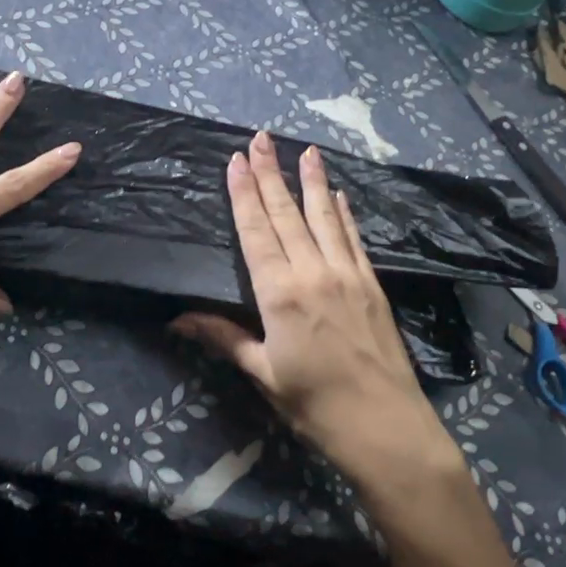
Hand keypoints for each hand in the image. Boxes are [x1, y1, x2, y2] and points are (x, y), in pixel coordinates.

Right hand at [172, 132, 459, 483]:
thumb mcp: (263, 375)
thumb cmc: (315, 406)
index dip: (243, 193)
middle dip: (271, 173)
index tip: (236, 159)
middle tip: (261, 137)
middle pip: (286, 214)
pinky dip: (344, 213)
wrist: (387, 429)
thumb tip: (178, 318)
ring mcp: (347, 275)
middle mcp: (313, 273)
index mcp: (280, 294)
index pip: (256, 231)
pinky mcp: (371, 285)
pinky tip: (338, 194)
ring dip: (311, 181)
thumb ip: (224, 338)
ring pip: (323, 217)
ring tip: (305, 148)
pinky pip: (353, 239)